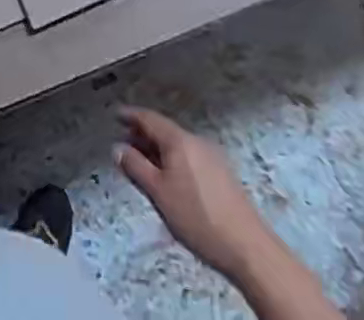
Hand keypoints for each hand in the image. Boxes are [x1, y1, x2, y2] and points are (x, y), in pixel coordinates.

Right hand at [114, 106, 278, 280]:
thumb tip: (117, 148)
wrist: (248, 247)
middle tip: (123, 141)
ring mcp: (212, 157)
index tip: (115, 115)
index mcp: (179, 141)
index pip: (150, 118)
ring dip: (157, 148)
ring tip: (141, 160)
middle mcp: (196, 142)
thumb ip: (135, 166)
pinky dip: (171, 158)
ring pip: (177, 145)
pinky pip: (189, 156)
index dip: (131, 115)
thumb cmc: (196, 216)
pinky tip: (166, 175)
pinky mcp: (221, 174)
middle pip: (164, 130)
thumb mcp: (158, 192)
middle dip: (142, 134)